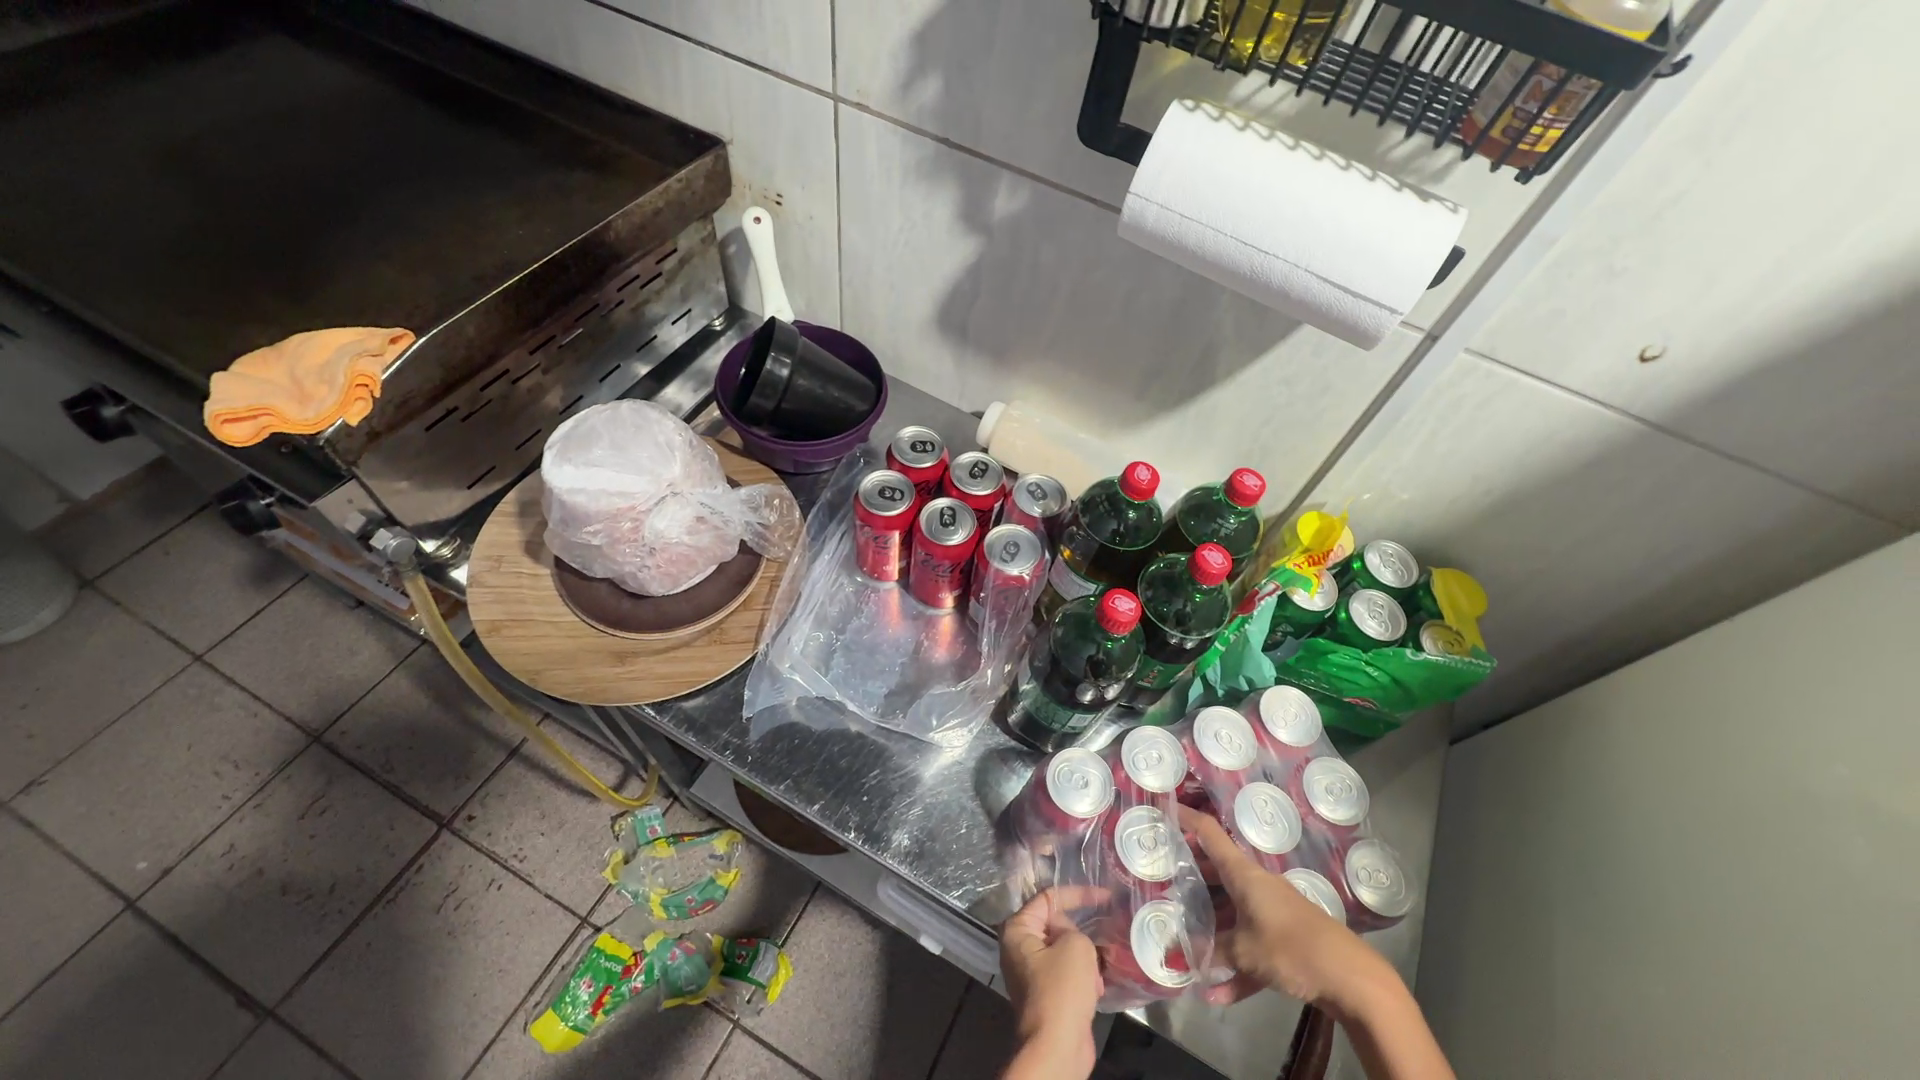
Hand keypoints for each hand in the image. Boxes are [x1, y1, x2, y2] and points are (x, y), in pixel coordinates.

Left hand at [1000, 887, 1105, 1079]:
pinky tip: (1095, 989)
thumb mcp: (1075, 945)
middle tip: (1096, 949)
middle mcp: (1019, 947)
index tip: (1106, 896)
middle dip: (1081, 934)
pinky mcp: (1046, 992)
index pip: (1048, 897)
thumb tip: (1071, 940)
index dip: (1078, 894)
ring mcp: (1032, 971)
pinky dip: (1083, 977)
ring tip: (1095, 975)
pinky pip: (1068, 972)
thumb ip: (1074, 929)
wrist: (1057, 1045)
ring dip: (1085, 959)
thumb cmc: (1062, 988)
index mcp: (1018, 929)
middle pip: (1056, 924)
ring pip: (1065, 950)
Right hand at [1178, 805, 1386, 1011]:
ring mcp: (1270, 912)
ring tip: (1181, 945)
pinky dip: (1234, 967)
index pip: (1209, 834)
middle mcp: (1256, 886)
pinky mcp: (1283, 939)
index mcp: (1244, 875)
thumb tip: (1178, 955)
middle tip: (1160, 884)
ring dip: (1209, 932)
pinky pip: (1250, 947)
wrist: (1350, 978)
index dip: (1186, 819)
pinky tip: (1216, 994)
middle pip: (1215, 874)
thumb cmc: (1292, 948)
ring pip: (1230, 914)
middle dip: (1189, 881)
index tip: (1162, 810)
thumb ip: (1210, 951)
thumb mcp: (1244, 951)